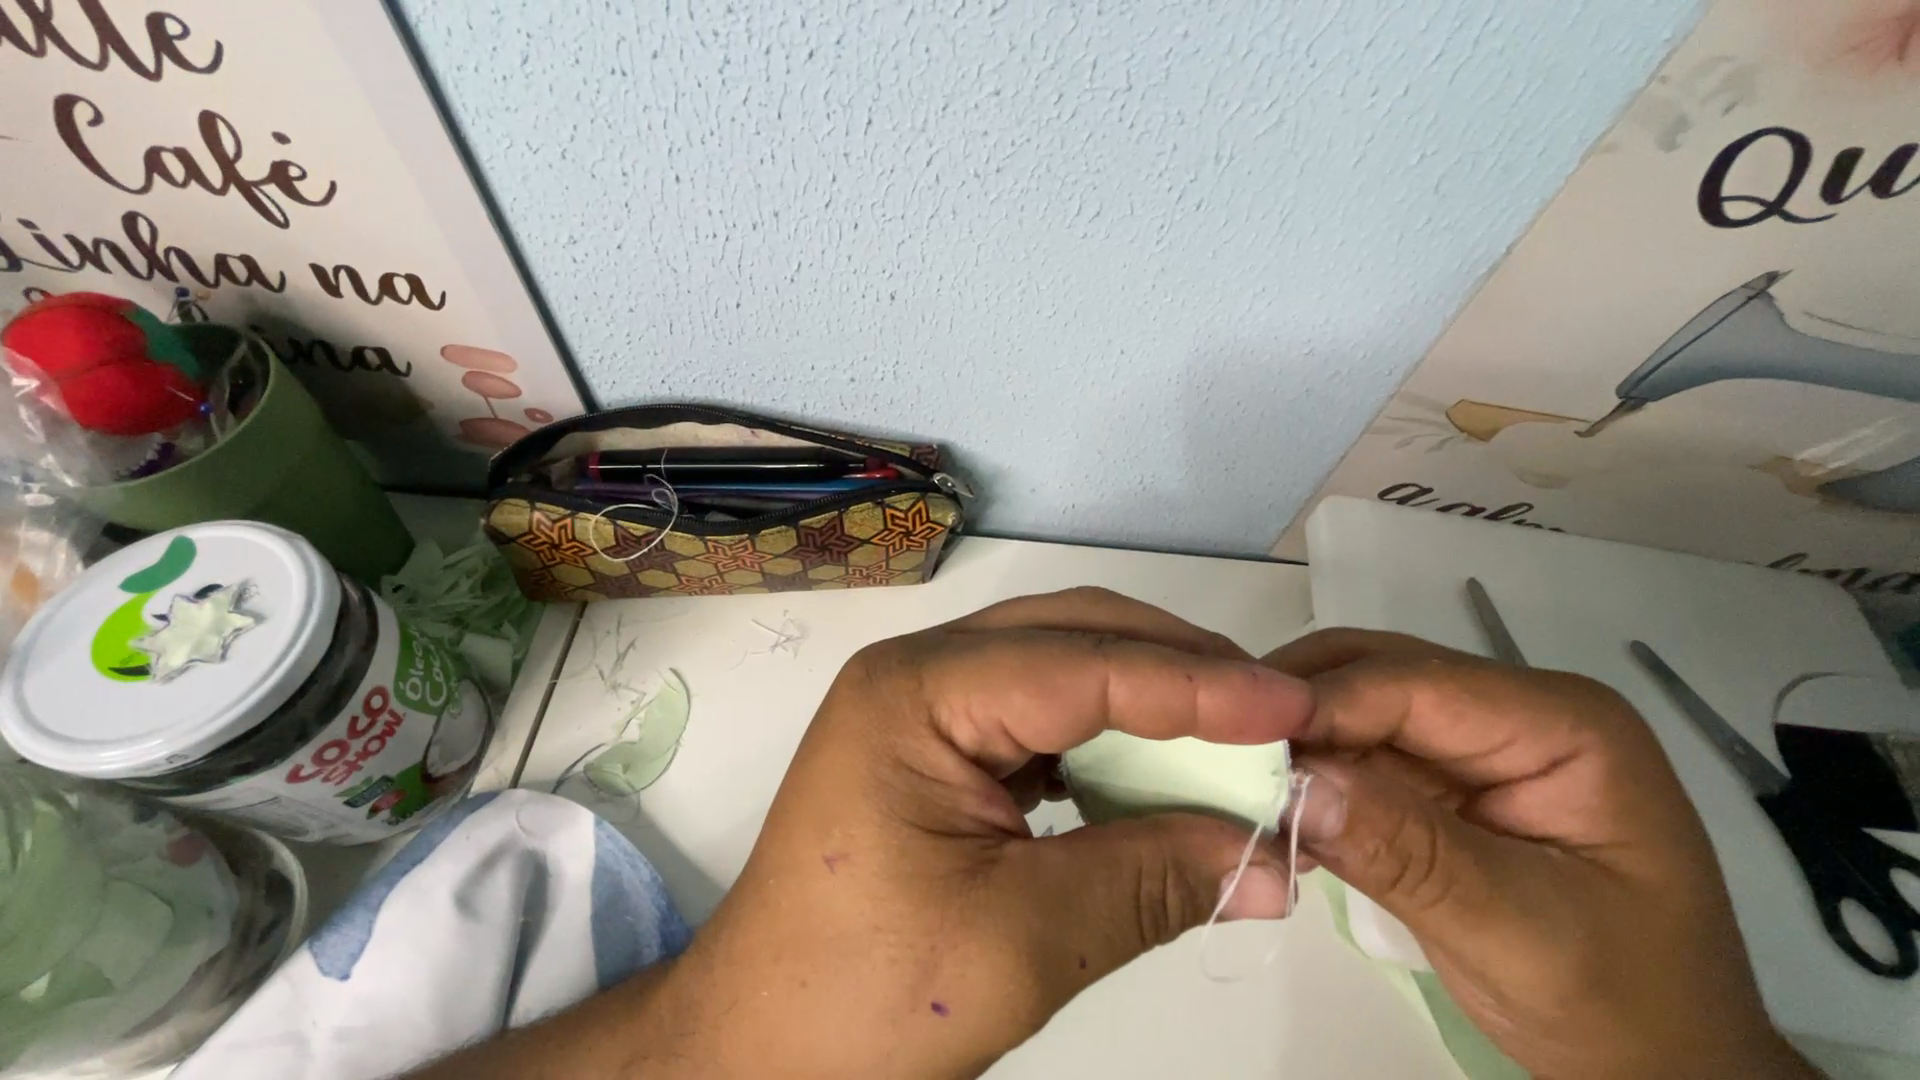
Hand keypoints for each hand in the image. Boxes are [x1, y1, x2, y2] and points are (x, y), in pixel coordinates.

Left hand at [418, 588, 1316, 1079]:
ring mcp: (924, 706)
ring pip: (1060, 669)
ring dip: (1149, 700)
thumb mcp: (1020, 942)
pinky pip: (1041, 718)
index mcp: (917, 693)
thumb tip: (1276, 858)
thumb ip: (1153, 882)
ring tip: (1236, 740)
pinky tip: (1161, 773)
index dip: (1196, 685)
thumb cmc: (864, 998)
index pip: (1080, 664)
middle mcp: (919, 674)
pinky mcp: (938, 748)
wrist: (755, 1047)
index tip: (1296, 709)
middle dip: (1176, 673)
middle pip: (1070, 638)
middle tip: (1275, 717)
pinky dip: (1110, 740)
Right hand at [1267, 630, 1818, 1079]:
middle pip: (1373, 673)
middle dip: (1293, 707)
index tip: (1230, 738)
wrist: (1658, 1069)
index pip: (1413, 682)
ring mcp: (1468, 746)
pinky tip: (1266, 804)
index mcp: (1558, 723)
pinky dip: (1304, 775)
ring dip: (1289, 739)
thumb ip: (1406, 851)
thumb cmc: (1621, 1004)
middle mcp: (1508, 712)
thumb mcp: (1518, 932)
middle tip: (1214, 748)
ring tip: (1226, 774)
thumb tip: (1292, 783)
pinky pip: (1351, 756)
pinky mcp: (1435, 782)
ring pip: (1350, 708)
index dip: (1319, 702)